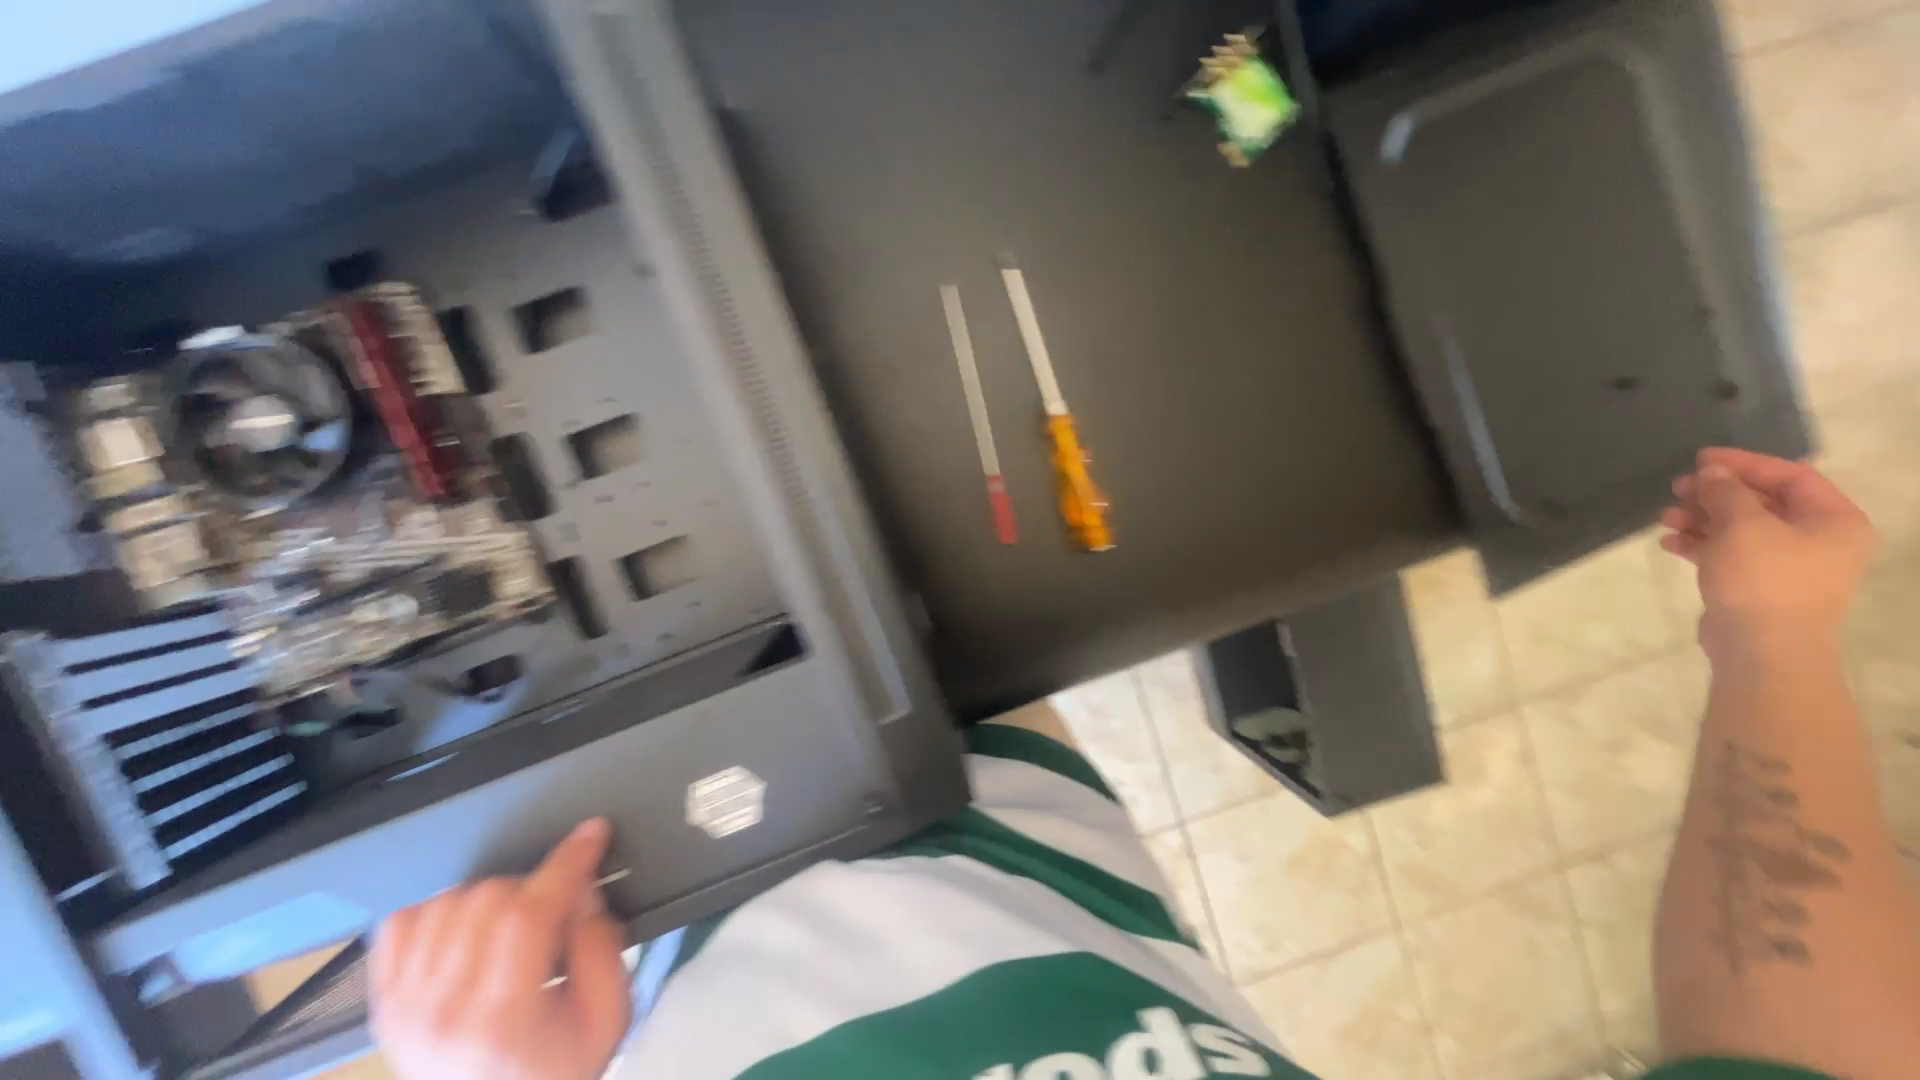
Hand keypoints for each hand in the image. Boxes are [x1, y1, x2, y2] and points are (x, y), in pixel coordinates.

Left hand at [370, 819, 631, 1079]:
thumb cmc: (552, 1074)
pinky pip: (401, 921)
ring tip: (513, 926)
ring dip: (491, 897)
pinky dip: (438, 910)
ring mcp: (403, 1007)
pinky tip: (465, 929)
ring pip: (448, 900)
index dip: (566, 861)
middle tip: (556, 913)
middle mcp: (441, 1011)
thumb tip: (583, 892)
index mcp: (502, 1018)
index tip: (591, 835)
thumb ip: (605, 948)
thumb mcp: (607, 1019)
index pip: (528, 912)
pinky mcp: (382, 1004)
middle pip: (489, 897)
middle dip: (536, 886)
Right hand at [1661, 447, 1875, 661]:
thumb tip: (1712, 472)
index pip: (1791, 476)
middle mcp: (1819, 539)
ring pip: (1741, 528)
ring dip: (1702, 518)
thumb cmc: (1763, 580)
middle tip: (1678, 489)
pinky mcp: (1759, 585)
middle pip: (1762, 502)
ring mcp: (1788, 564)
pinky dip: (1701, 544)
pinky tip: (1671, 543)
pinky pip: (1729, 553)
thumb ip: (1726, 492)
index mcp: (1833, 520)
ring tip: (1665, 518)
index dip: (1744, 463)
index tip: (1700, 459)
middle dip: (1716, 494)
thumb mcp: (1742, 526)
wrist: (1764, 648)